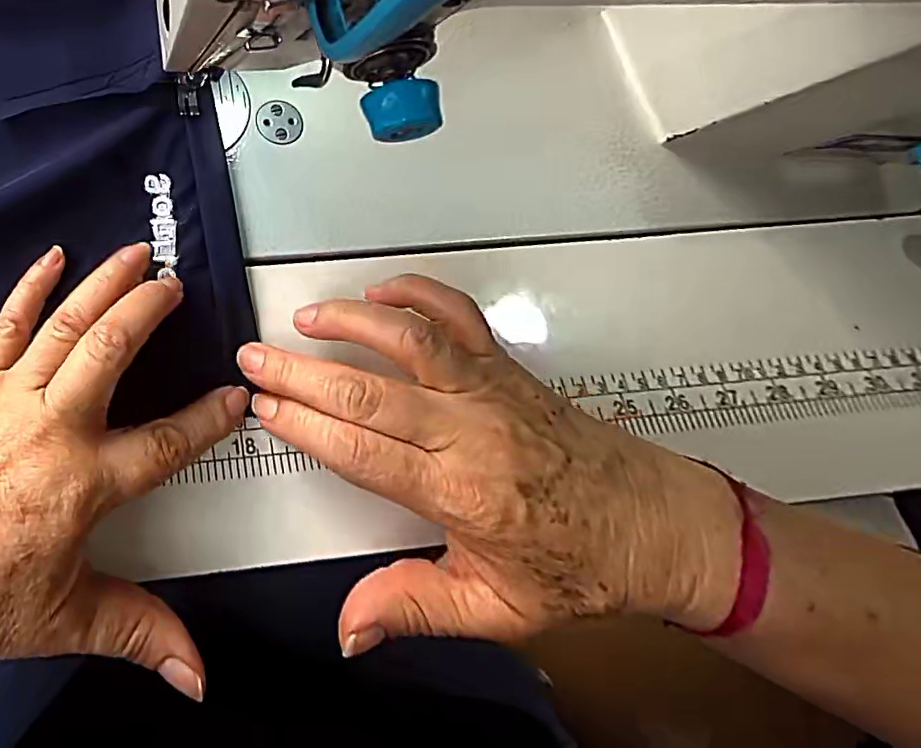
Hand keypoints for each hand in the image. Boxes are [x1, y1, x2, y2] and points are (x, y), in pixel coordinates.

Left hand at [0, 243, 247, 728]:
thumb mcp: (65, 619)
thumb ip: (139, 631)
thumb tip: (190, 666)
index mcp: (80, 484)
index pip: (167, 443)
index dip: (208, 418)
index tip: (230, 395)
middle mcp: (47, 429)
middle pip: (113, 350)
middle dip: (149, 309)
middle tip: (173, 287)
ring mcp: (6, 400)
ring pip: (66, 326)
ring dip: (103, 284)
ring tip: (130, 258)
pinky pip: (7, 324)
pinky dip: (32, 287)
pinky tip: (51, 262)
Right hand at [237, 275, 741, 656]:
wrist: (666, 529)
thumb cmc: (582, 565)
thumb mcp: (497, 607)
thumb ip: (412, 609)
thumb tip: (349, 629)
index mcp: (462, 494)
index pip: (360, 451)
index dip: (304, 426)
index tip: (264, 409)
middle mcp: (471, 434)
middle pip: (366, 393)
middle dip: (298, 373)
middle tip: (254, 359)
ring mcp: (489, 391)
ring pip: (410, 342)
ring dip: (350, 323)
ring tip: (303, 319)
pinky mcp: (505, 366)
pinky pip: (460, 315)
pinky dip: (418, 293)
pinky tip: (380, 293)